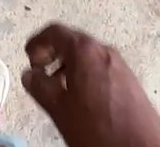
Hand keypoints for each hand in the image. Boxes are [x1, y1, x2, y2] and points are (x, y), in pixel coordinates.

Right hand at [21, 24, 159, 146]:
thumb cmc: (98, 128)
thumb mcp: (60, 109)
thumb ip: (40, 87)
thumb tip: (29, 74)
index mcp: (85, 50)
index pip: (55, 32)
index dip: (38, 42)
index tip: (29, 58)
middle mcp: (104, 50)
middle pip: (73, 42)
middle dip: (53, 55)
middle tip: (40, 73)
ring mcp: (120, 66)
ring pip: (88, 58)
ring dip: (69, 68)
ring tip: (59, 91)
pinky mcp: (131, 82)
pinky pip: (102, 70)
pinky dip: (86, 76)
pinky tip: (83, 101)